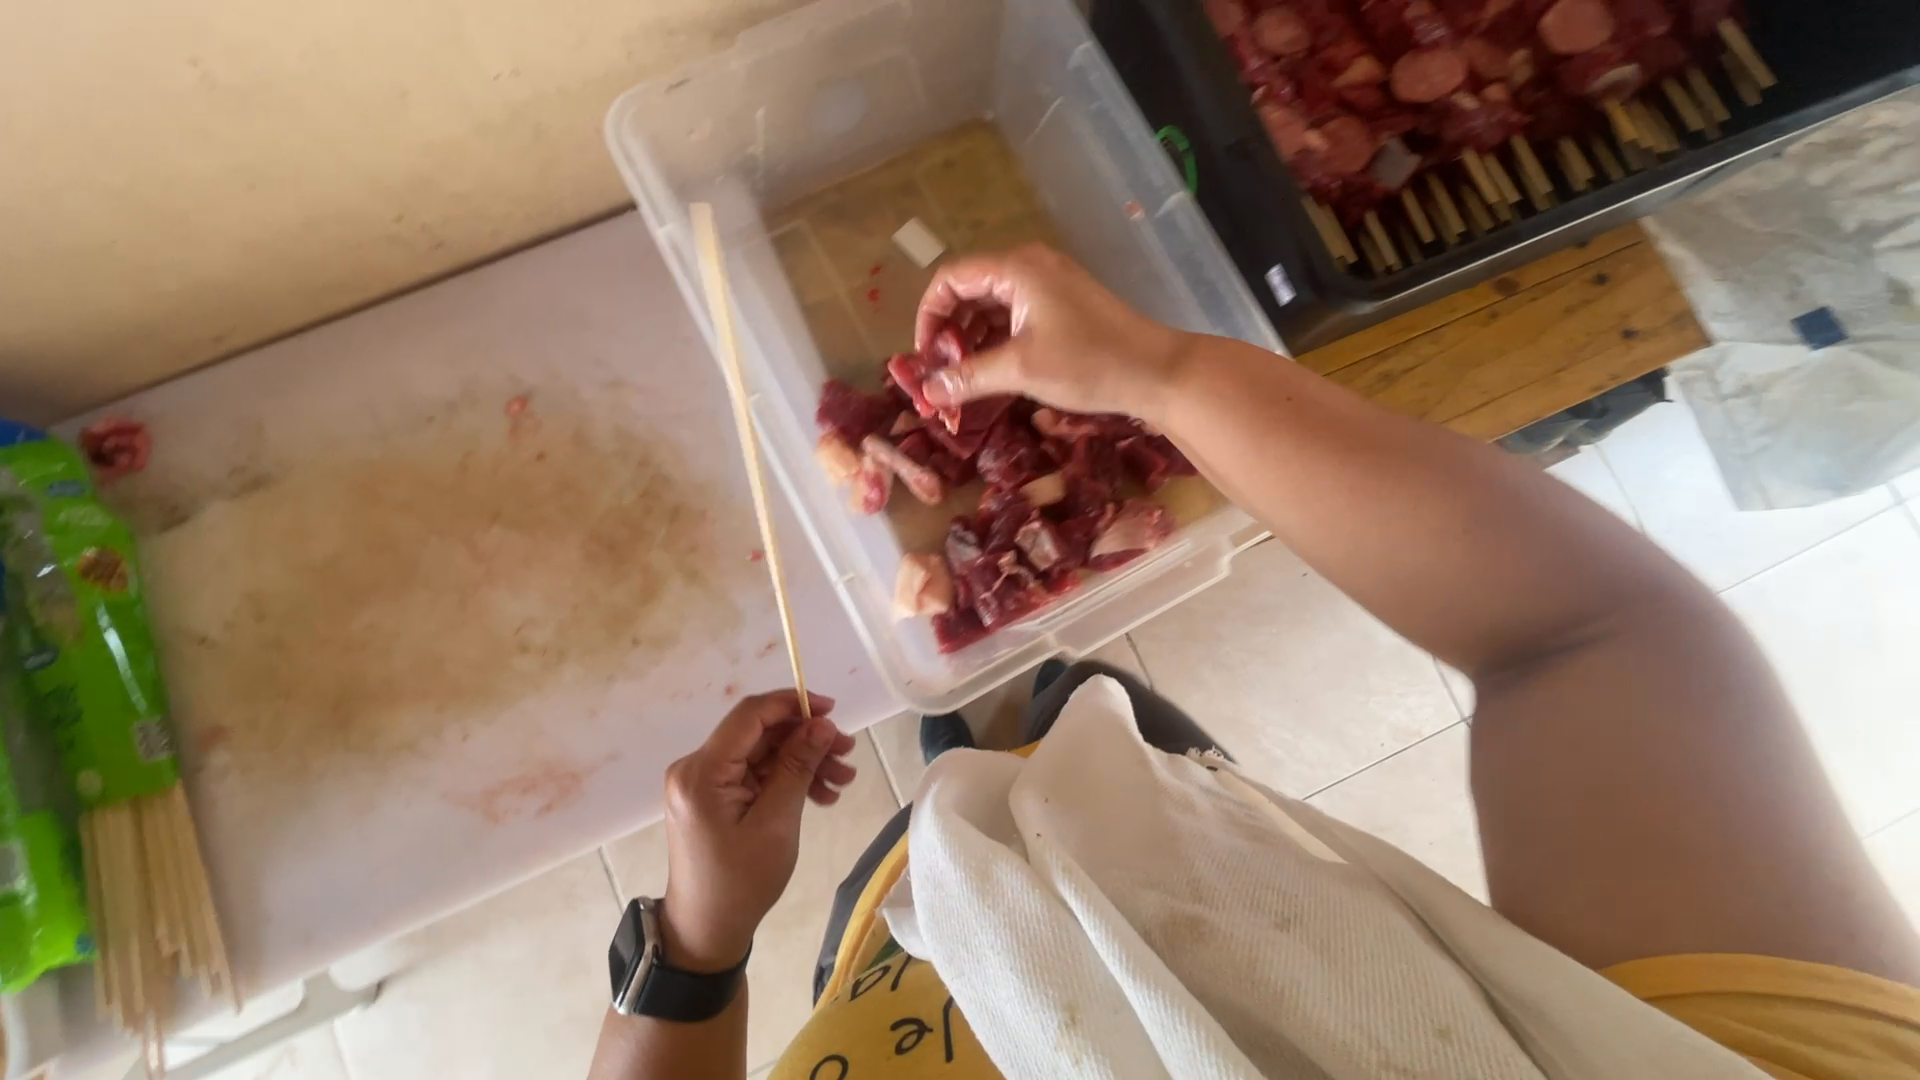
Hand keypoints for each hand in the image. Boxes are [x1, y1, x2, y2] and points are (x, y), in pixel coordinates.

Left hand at [660, 690, 855, 971]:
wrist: (706, 933)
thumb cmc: (741, 881)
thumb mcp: (777, 822)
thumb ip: (797, 766)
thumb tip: (821, 723)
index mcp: (703, 771)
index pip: (750, 715)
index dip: (792, 704)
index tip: (832, 710)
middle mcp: (697, 767)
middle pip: (761, 734)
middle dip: (807, 740)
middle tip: (848, 753)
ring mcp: (704, 782)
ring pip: (763, 753)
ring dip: (804, 761)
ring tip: (843, 780)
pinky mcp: (714, 797)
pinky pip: (756, 774)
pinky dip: (788, 779)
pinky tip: (821, 794)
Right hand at [914, 244, 1194, 422]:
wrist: (1157, 372)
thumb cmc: (1089, 363)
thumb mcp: (1021, 370)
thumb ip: (968, 377)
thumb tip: (926, 392)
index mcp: (1017, 269)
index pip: (950, 279)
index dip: (928, 316)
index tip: (924, 357)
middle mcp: (1029, 268)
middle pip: (969, 292)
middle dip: (949, 333)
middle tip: (942, 374)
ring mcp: (1048, 286)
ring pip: (991, 308)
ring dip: (972, 342)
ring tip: (963, 381)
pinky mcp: (1061, 307)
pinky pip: (1014, 318)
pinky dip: (996, 343)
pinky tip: (991, 374)